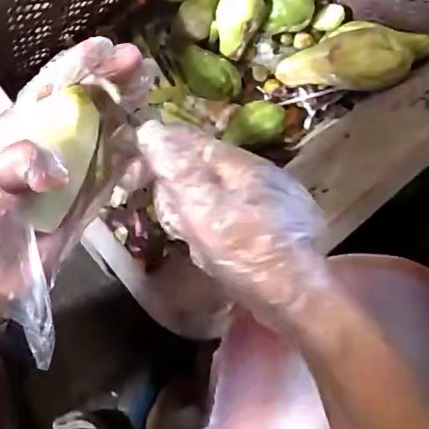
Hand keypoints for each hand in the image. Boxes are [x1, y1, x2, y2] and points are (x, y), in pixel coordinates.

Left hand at [0, 38, 150, 320]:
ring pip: (99, 135)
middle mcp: (41, 149)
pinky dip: (127, 158)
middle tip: (140, 63)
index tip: (104, 47)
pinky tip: (144, 143)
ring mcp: (64, 176)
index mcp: (11, 136)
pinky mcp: (81, 205)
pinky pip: (109, 175)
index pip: (45, 91)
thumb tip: (59, 169)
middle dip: (108, 81)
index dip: (73, 66)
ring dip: (124, 112)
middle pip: (79, 106)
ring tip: (149, 90)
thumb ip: (16, 164)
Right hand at [135, 120, 339, 328]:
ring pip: (211, 191)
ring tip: (187, 234)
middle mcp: (257, 174)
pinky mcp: (274, 227)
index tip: (132, 177)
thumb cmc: (244, 251)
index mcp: (238, 163)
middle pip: (198, 166)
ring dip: (189, 208)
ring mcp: (270, 200)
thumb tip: (150, 130)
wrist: (297, 299)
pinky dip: (209, 224)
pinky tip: (210, 246)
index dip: (155, 154)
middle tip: (167, 215)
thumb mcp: (201, 208)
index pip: (187, 141)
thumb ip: (174, 168)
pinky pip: (227, 214)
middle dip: (173, 187)